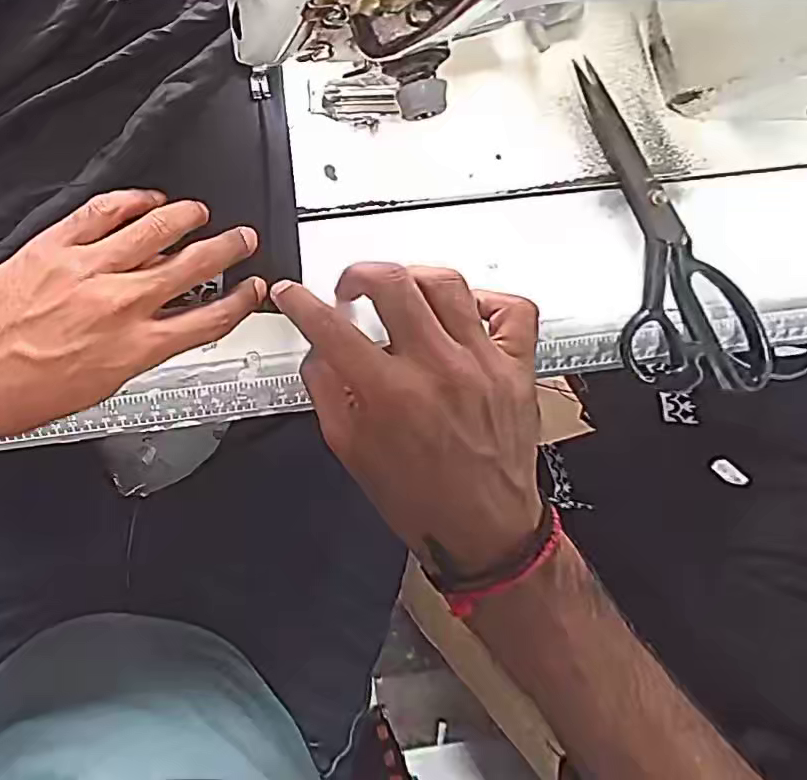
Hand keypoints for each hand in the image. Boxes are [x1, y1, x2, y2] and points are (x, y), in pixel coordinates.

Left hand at [0, 190, 266, 493]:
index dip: (238, 301)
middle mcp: (118, 304)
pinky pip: (103, 212)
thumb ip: (137, 352)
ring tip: (199, 211)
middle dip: (227, 248)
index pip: (208, 319)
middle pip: (193, 265)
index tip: (250, 289)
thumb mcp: (99, 387)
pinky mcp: (55, 246)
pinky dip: (131, 201)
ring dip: (186, 216)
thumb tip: (158, 329)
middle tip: (240, 238)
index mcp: (135, 348)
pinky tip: (145, 198)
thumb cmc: (21, 395)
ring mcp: (87, 269)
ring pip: (154, 229)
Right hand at [271, 264, 542, 576]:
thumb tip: (316, 349)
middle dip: (357, 274)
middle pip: (391, 283)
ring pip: (446, 284)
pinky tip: (462, 310)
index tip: (292, 294)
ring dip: (410, 277)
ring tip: (399, 293)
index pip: (329, 326)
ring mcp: (481, 365)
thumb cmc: (419, 497)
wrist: (484, 531)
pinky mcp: (515, 369)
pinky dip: (484, 298)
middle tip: (349, 288)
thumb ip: (325, 389)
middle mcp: (436, 371)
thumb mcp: (349, 447)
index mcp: (388, 395)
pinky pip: (512, 308)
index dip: (299, 302)